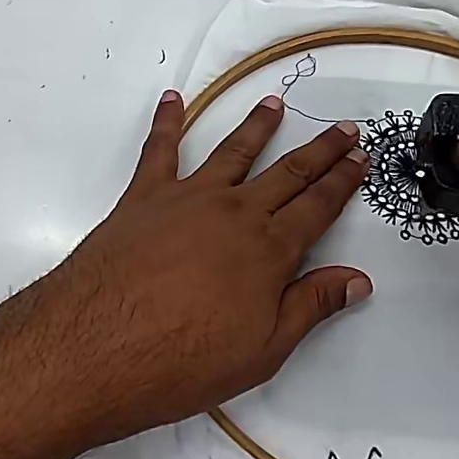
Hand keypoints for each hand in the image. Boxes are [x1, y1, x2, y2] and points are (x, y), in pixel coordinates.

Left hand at [5, 90, 371, 445]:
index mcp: (268, 249)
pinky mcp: (144, 196)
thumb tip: (358, 279)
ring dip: (257, 126)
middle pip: (287, 172)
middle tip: (343, 129)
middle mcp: (235, 212)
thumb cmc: (184, 359)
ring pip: (233, 151)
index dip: (342, 181)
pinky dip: (167, 120)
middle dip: (320, 149)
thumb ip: (311, 306)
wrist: (98, 346)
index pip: (318, 206)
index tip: (359, 159)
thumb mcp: (263, 350)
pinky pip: (159, 149)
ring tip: (275, 105)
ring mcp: (188, 198)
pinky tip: (173, 99)